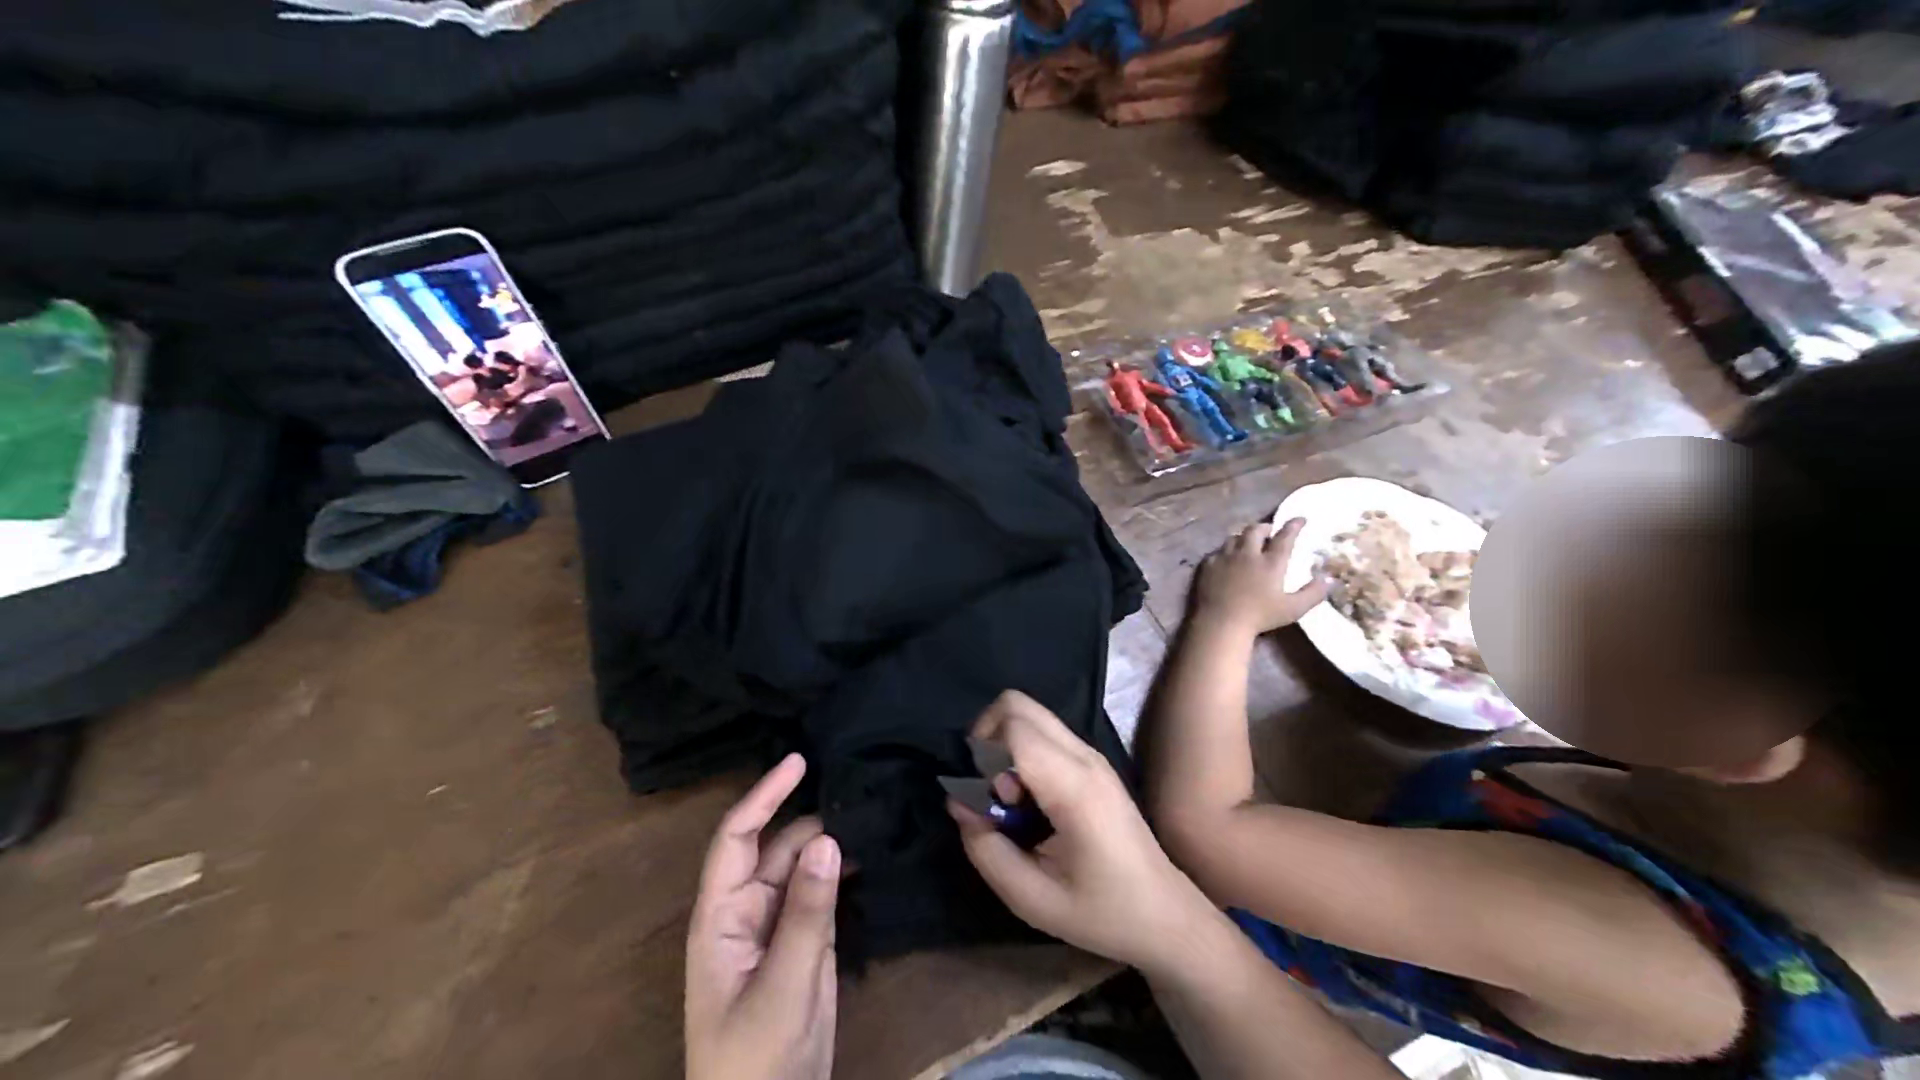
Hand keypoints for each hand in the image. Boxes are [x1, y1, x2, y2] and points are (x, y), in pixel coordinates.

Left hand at [685, 755, 839, 1079]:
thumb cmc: (754, 1061)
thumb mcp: (782, 986)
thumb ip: (805, 913)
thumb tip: (829, 839)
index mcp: (721, 917)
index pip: (737, 839)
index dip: (764, 796)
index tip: (799, 760)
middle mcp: (746, 911)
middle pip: (776, 847)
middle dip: (808, 815)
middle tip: (856, 784)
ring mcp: (777, 928)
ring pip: (802, 868)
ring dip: (830, 841)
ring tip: (869, 809)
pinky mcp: (804, 945)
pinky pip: (821, 894)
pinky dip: (842, 871)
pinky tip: (869, 853)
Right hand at [948, 691, 1219, 976]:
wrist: (1164, 914)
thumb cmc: (1101, 913)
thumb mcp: (1031, 899)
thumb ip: (985, 848)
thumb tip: (958, 801)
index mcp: (1074, 787)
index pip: (1014, 728)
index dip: (982, 756)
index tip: (988, 802)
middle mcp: (1084, 757)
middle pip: (1016, 705)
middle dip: (985, 739)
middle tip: (989, 791)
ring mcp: (1091, 754)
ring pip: (1028, 713)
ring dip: (1002, 745)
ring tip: (1010, 799)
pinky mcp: (1091, 760)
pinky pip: (1041, 731)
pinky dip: (1018, 751)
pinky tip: (1027, 799)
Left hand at [1191, 516, 1326, 635]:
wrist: (1219, 622)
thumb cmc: (1258, 617)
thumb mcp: (1293, 609)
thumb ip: (1313, 593)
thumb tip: (1328, 579)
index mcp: (1270, 562)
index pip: (1284, 537)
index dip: (1293, 526)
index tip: (1299, 519)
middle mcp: (1247, 554)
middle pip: (1256, 530)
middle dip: (1265, 527)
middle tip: (1270, 531)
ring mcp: (1225, 557)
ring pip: (1234, 537)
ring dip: (1244, 537)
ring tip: (1248, 542)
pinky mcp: (1207, 564)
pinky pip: (1218, 551)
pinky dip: (1226, 551)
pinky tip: (1226, 559)